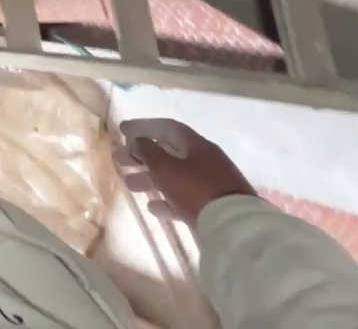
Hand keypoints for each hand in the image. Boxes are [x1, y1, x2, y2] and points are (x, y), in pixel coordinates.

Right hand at [117, 118, 256, 226]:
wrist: (237, 230)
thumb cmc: (197, 190)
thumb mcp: (166, 167)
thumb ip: (147, 150)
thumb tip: (138, 141)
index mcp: (197, 146)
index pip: (166, 128)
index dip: (143, 127)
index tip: (122, 131)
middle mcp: (206, 162)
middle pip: (168, 153)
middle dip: (141, 156)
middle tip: (120, 160)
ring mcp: (212, 185)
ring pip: (174, 176)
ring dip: (150, 179)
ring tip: (130, 185)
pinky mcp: (214, 207)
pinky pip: (185, 198)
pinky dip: (167, 200)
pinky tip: (153, 208)